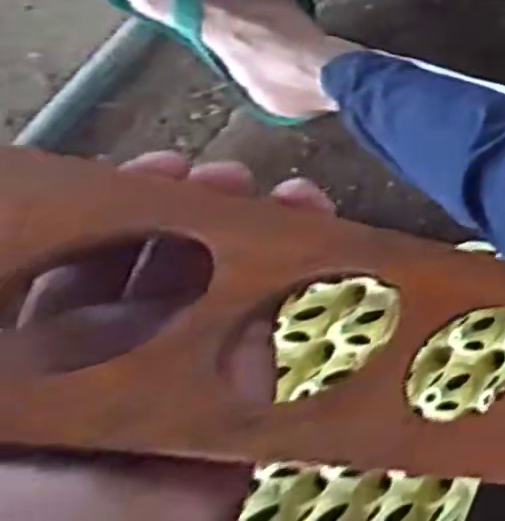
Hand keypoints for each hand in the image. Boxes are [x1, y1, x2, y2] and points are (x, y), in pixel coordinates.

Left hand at [0, 152, 333, 520]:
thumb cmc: (16, 494)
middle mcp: (95, 368)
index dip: (106, 218)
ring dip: (253, 231)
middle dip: (190, 214)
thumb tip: (26, 240)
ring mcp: (176, 379)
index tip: (145, 174)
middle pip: (151, 271)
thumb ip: (16, 325)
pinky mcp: (245, 393)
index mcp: (27, 373)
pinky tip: (316, 225)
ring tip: (279, 189)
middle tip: (221, 174)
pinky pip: (271, 319)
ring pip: (220, 286)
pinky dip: (300, 269)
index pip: (62, 275)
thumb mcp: (5, 408)